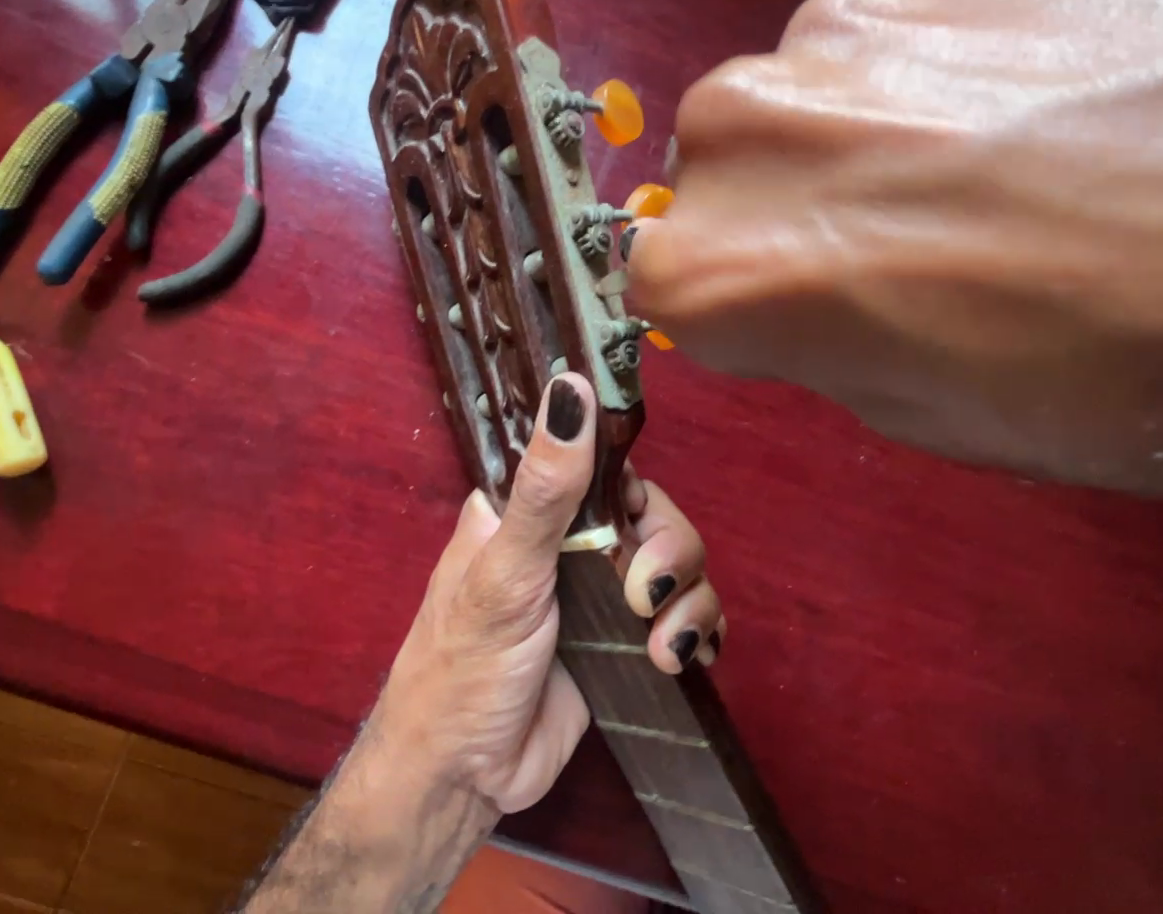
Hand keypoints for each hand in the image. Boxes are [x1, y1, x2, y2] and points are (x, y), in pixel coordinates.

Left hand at [369, 372, 722, 814]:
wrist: (467, 777)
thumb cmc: (466, 665)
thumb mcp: (505, 572)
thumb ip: (545, 489)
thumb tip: (572, 386)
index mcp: (528, 511)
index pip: (598, 463)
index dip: (630, 477)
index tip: (636, 508)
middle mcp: (570, 543)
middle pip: (653, 514)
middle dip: (668, 553)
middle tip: (643, 596)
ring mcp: (603, 594)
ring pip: (679, 565)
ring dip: (686, 602)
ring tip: (660, 649)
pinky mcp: (628, 642)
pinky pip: (685, 617)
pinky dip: (696, 633)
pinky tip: (683, 660)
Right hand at [629, 0, 1162, 551]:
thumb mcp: (944, 415)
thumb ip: (824, 334)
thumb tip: (805, 283)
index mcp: (734, 258)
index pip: (664, 280)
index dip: (746, 308)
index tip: (815, 323)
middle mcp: (764, 112)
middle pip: (730, 164)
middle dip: (798, 209)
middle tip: (927, 247)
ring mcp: (873, 2)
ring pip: (827, 82)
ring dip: (889, 129)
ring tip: (1036, 165)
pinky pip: (929, 21)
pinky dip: (976, 64)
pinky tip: (1096, 93)